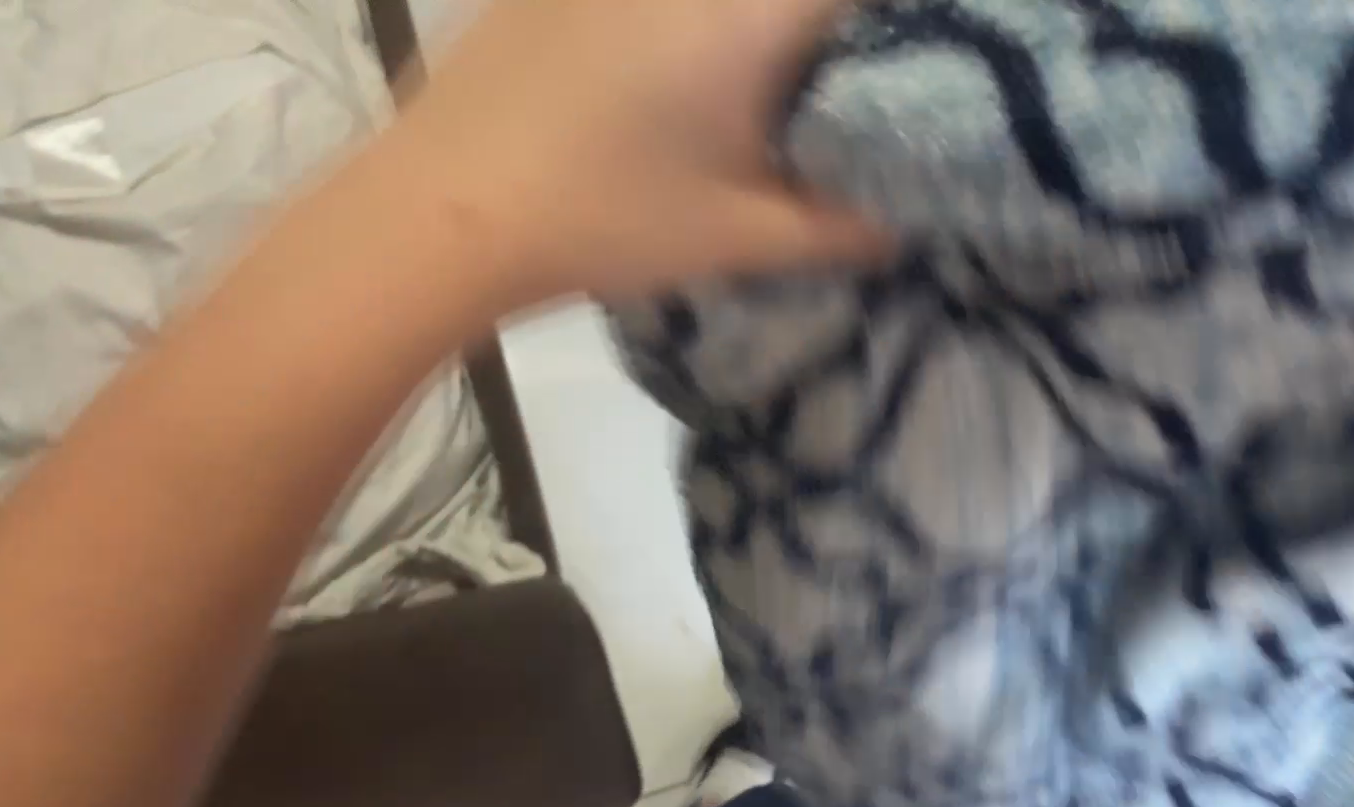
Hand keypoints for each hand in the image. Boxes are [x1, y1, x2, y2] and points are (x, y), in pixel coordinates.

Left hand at [388, 0, 890, 307]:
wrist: (447, 208)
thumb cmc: (608, 221)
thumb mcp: (741, 237)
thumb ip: (839, 230)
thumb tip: (901, 228)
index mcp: (746, 14)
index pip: (856, 4)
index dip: (900, 36)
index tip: (905, 84)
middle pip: (792, 4)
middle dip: (832, 45)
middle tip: (833, 111)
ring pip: (734, 5)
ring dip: (766, 44)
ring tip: (757, 114)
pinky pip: (673, 2)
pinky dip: (707, 32)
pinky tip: (687, 91)